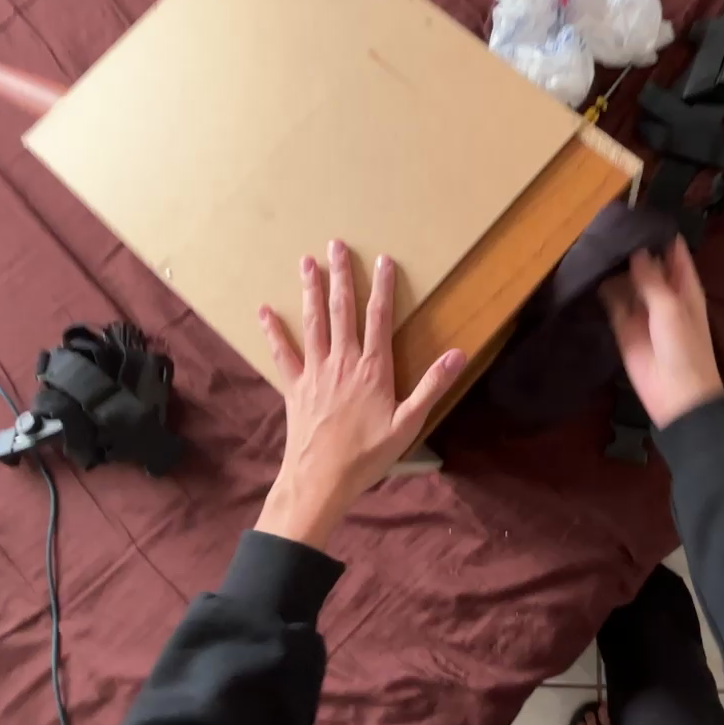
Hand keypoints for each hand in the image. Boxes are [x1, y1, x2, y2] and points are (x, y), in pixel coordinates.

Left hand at [254, 240, 465, 550]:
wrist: (320, 480)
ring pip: (313, 322)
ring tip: (307, 262)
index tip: (384, 260)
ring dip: (310, 291)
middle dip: (341, 276)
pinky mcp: (295, 386)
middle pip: (342, 310)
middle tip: (336, 244)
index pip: (379, 318)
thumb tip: (458, 354)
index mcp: (372, 369)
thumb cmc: (368, 454)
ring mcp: (315, 371)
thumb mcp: (409, 423)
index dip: (383, 287)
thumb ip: (432, 386)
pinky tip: (265, 311)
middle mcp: (342, 361)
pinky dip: (274, 331)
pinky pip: (283, 353)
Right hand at [600, 237, 723, 428]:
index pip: (674, 253)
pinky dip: (602, 290)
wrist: (676, 396)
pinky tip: (588, 272)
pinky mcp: (623, 327)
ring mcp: (642, 311)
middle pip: (646, 264)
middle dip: (632, 248)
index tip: (638, 214)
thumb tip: (638, 251)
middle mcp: (663, 294)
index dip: (660, 234)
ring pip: (627, 282)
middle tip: (607, 225)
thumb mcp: (671, 308)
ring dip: (615, 268)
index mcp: (684, 287)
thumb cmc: (684, 348)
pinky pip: (612, 303)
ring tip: (594, 243)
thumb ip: (652, 279)